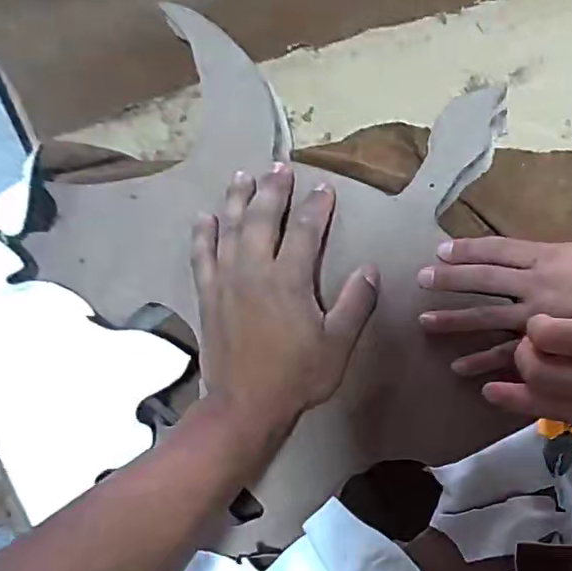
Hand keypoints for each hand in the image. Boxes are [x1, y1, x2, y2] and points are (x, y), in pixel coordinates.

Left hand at [189, 164, 377, 435]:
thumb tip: (369, 270)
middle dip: (273, 190)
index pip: (305, 232)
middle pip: (261, 218)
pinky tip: (205, 218)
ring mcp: (225, 280)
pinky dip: (203, 232)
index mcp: (289, 280)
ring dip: (236, 199)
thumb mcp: (339, 343)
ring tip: (243, 176)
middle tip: (280, 168)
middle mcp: (253, 270)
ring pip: (228, 227)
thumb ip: (355, 303)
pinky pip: (201, 253)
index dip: (316, 208)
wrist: (247, 402)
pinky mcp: (207, 294)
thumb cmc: (300, 375)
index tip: (325, 189)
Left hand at [417, 187, 571, 377]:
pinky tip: (459, 368)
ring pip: (486, 318)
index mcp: (546, 257)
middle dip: (449, 279)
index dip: (467, 248)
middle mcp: (533, 285)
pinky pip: (507, 354)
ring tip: (426, 322)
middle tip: (420, 280)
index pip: (497, 249)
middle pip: (482, 280)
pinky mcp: (543, 346)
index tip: (441, 250)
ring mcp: (535, 318)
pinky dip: (482, 361)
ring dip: (454, 320)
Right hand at [481, 272, 571, 445]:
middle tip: (514, 360)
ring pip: (540, 370)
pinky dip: (542, 328)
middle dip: (521, 380)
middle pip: (546, 398)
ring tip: (533, 335)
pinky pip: (548, 336)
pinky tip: (547, 319)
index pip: (567, 420)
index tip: (500, 392)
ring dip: (528, 351)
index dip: (530, 407)